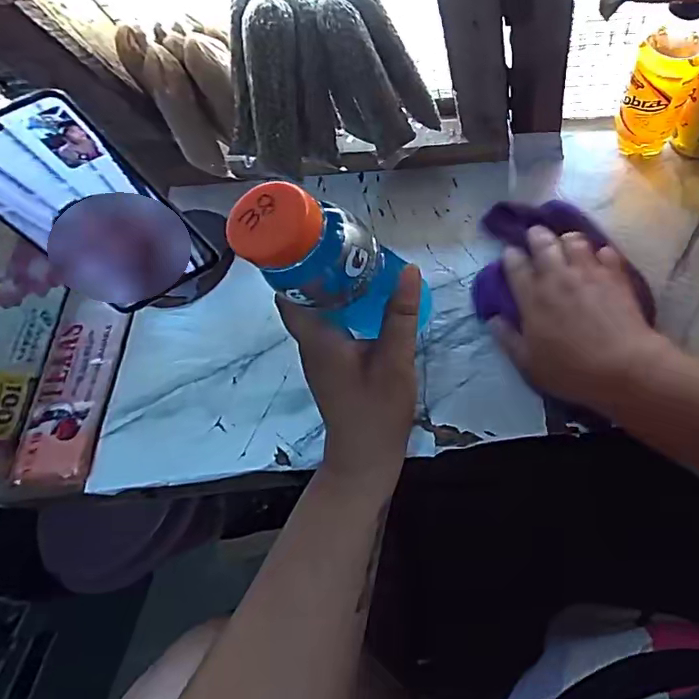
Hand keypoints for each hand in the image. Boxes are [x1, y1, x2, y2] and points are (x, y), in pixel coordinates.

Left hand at [278, 265, 421, 481]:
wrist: (365, 459)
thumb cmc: (376, 411)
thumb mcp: (395, 360)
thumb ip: (400, 315)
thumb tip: (409, 270)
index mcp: (317, 338)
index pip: (289, 293)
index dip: (296, 264)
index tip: (317, 239)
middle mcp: (311, 342)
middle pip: (303, 295)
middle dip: (321, 268)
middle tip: (349, 244)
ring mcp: (320, 354)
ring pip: (318, 309)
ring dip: (334, 286)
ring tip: (362, 262)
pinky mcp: (331, 362)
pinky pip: (331, 322)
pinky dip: (344, 304)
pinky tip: (369, 298)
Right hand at [489, 226, 677, 409]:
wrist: (623, 367)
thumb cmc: (572, 371)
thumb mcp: (529, 364)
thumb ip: (507, 338)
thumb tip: (493, 317)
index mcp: (532, 297)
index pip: (515, 263)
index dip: (511, 255)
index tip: (512, 255)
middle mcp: (557, 276)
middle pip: (542, 240)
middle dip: (536, 236)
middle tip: (537, 240)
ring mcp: (588, 272)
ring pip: (573, 239)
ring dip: (568, 241)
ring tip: (569, 249)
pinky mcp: (615, 274)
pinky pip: (605, 251)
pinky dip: (600, 254)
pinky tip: (600, 263)